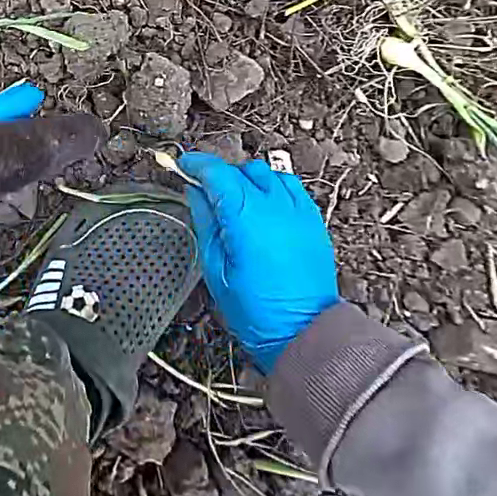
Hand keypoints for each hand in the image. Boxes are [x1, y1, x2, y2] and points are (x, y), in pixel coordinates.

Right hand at [179, 153, 339, 372]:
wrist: (304, 331)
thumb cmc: (257, 310)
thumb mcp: (216, 269)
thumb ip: (205, 223)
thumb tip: (194, 192)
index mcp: (246, 216)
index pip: (217, 173)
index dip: (196, 164)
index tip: (183, 165)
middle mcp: (275, 205)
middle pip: (242, 169)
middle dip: (221, 175)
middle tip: (206, 192)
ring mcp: (298, 208)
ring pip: (267, 173)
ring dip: (247, 179)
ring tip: (236, 201)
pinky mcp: (313, 217)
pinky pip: (290, 186)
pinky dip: (273, 187)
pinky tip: (264, 206)